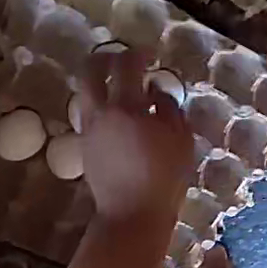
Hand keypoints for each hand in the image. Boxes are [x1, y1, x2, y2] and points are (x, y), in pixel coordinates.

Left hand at [81, 47, 193, 225]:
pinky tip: (119, 119)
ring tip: (120, 91)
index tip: (150, 54)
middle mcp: (100, 112)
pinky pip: (89, 115)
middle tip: (124, 61)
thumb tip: (157, 92)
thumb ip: (170, 108)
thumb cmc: (164, 177)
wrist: (132, 214)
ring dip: (100, 83)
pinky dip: (101, 106)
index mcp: (126, 107)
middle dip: (106, 59)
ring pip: (85, 93)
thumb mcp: (181, 140)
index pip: (126, 65)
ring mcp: (89, 130)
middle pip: (91, 71)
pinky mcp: (85, 147)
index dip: (138, 54)